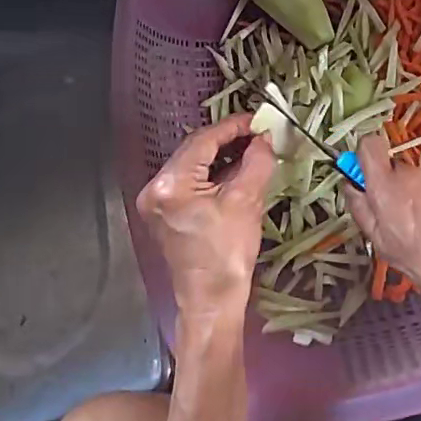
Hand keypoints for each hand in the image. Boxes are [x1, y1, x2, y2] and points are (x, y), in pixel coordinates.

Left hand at [135, 114, 277, 319]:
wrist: (212, 300)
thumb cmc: (228, 254)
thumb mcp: (247, 202)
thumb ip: (257, 162)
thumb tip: (265, 138)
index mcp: (170, 184)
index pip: (203, 141)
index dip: (232, 127)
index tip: (257, 120)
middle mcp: (155, 188)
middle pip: (194, 151)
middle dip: (227, 140)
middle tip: (257, 134)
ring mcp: (156, 202)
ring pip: (192, 165)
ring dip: (221, 156)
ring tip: (251, 149)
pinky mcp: (164, 213)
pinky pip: (190, 182)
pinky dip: (212, 174)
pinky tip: (235, 170)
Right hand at [344, 135, 420, 316]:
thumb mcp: (379, 242)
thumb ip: (360, 209)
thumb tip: (350, 187)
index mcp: (386, 185)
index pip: (368, 145)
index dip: (362, 157)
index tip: (363, 180)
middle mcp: (411, 173)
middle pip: (390, 167)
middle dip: (387, 187)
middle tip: (390, 219)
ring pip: (411, 179)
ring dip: (409, 196)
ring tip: (417, 229)